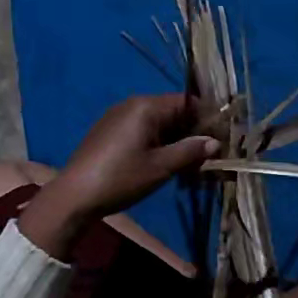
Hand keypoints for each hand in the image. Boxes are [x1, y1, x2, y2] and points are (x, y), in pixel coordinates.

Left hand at [19, 95, 219, 257]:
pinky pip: (143, 131)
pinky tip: (166, 166)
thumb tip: (214, 142)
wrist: (75, 195)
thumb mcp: (160, 167)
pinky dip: (159, 144)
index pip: (187, 102)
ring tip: (190, 167)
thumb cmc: (121, 177)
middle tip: (209, 159)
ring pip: (159, 124)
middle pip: (173, 112)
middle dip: (193, 133)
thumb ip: (190, 151)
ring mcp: (119, 117)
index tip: (223, 140)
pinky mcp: (110, 132)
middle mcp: (132, 104)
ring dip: (177, 142)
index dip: (207, 119)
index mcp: (146, 106)